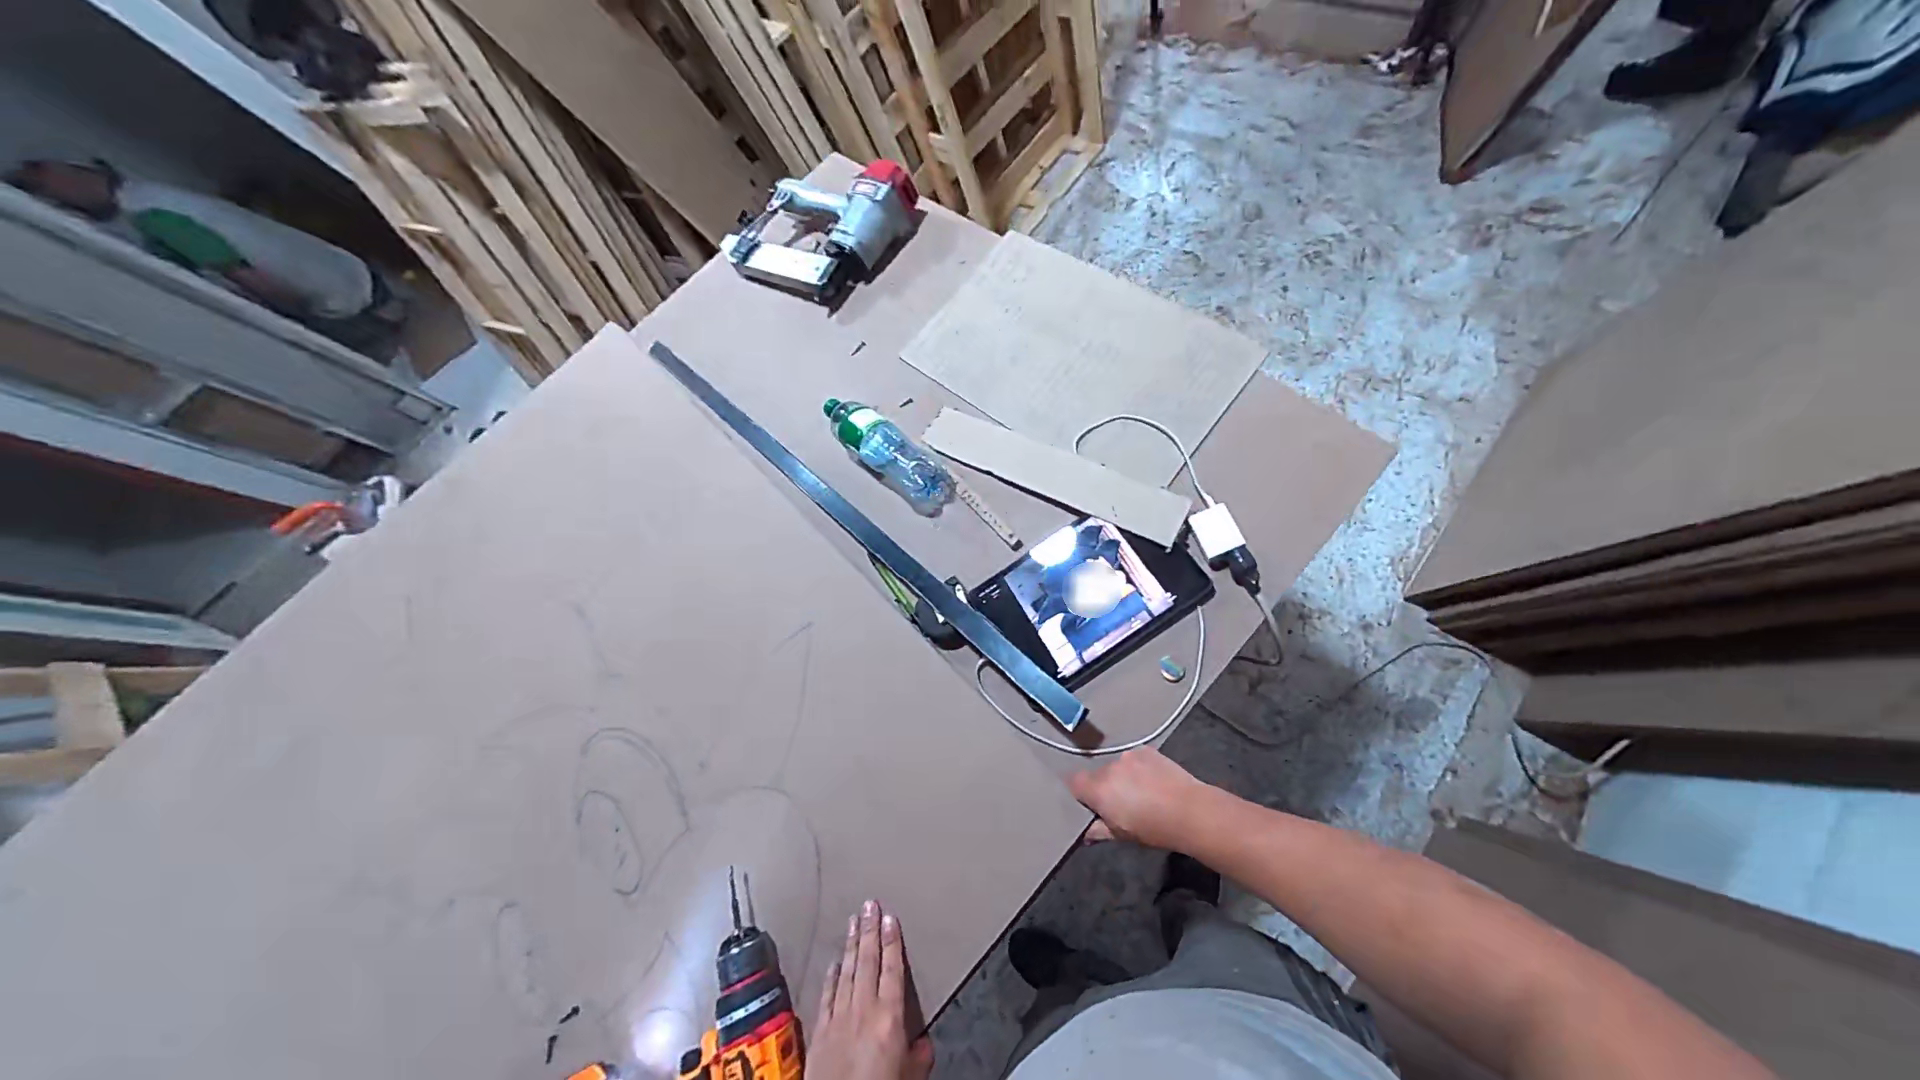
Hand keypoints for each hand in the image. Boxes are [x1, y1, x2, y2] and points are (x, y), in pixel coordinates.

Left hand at [806, 900, 933, 1079]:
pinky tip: (834, 962)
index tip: (890, 918)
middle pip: (867, 961)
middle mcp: (864, 1009)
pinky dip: (831, 976)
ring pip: (846, 971)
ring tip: (853, 920)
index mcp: (889, 1016)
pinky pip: (827, 995)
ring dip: (850, 944)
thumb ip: (919, 1055)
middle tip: (869, 904)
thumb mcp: (910, 1077)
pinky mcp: (820, 1030)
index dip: (892, 942)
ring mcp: (839, 1017)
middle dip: (869, 930)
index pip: (892, 969)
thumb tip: (924, 1041)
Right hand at [1065, 747, 1210, 848]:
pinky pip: (1134, 758)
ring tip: (1142, 791)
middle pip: (1097, 774)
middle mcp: (1109, 768)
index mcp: (1098, 789)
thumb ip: (1097, 831)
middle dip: (1105, 786)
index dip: (1081, 792)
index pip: (1074, 782)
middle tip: (1121, 803)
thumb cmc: (1153, 829)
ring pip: (1117, 766)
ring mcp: (1128, 756)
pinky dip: (1139, 767)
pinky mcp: (1146, 750)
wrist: (1190, 811)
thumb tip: (1084, 833)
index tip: (1091, 803)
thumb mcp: (1121, 836)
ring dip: (1123, 776)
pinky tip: (1154, 780)